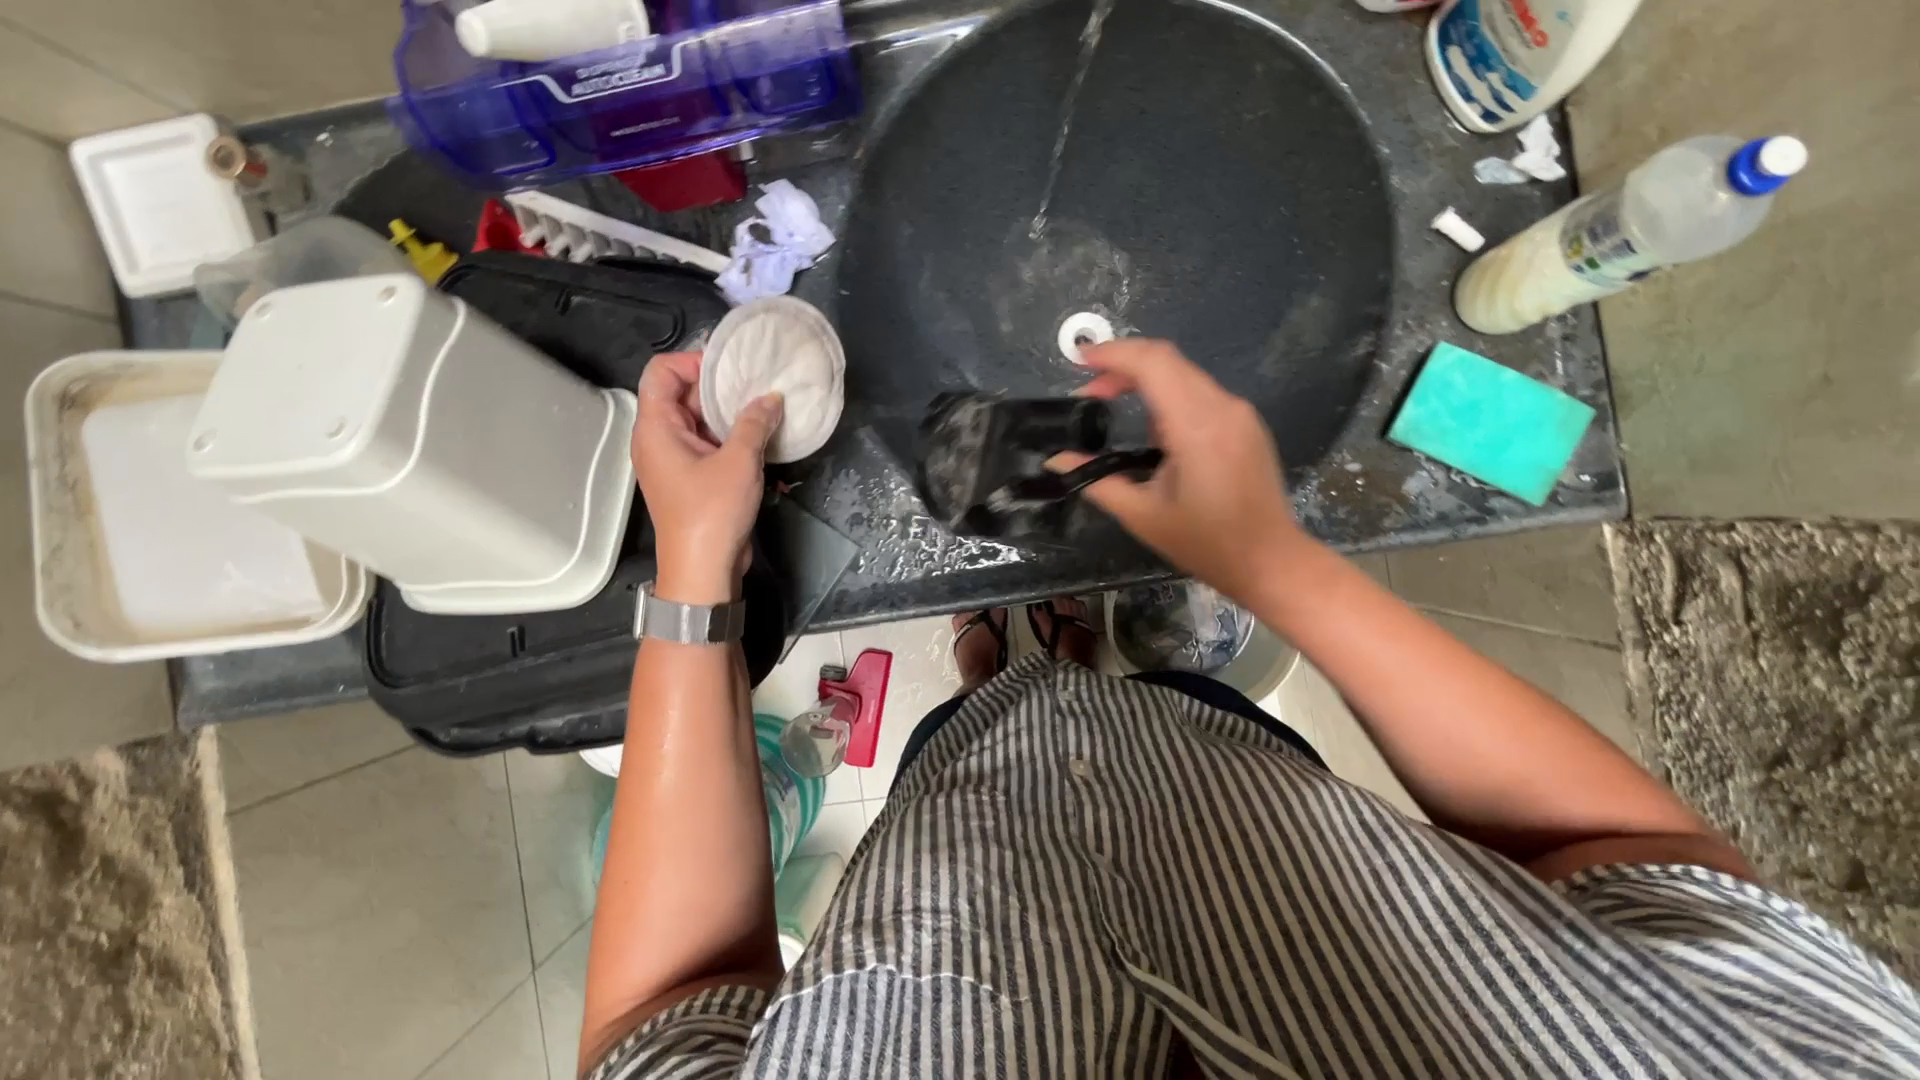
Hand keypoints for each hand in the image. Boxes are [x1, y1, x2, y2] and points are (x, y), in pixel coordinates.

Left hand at [632, 352, 782, 603]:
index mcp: (656, 428)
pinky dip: (729, 437)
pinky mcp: (690, 478)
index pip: (661, 371)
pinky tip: (761, 437)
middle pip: (681, 394)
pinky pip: (706, 444)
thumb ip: (754, 423)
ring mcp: (673, 460)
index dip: (693, 361)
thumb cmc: (712, 512)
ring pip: (698, 420)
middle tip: (757, 384)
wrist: (703, 569)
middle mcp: (658, 439)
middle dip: (719, 386)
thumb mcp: (739, 462)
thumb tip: (771, 398)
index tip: (731, 368)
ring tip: (764, 408)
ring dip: (729, 413)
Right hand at [1066, 340, 1309, 602]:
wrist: (1270, 560)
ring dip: (1145, 380)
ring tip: (1112, 406)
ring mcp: (1240, 413)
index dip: (1113, 354)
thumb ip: (1097, 480)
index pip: (1154, 364)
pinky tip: (1151, 429)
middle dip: (1122, 366)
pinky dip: (1168, 396)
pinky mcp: (1246, 424)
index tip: (1079, 360)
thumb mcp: (1142, 515)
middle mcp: (1223, 408)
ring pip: (1185, 374)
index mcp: (1198, 427)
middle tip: (1088, 392)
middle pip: (1168, 361)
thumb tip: (1056, 460)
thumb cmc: (1206, 543)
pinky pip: (1201, 393)